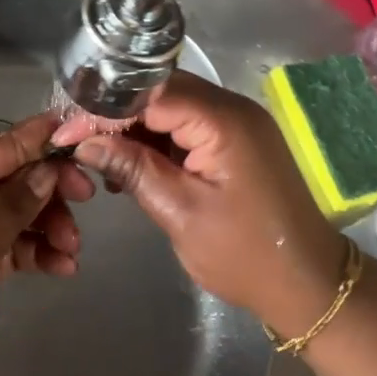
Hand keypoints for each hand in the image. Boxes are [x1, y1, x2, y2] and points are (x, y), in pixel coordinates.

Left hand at [0, 111, 95, 375]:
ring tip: (72, 251)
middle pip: (6, 179)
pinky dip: (32, 253)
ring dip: (45, 225)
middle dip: (47, 190)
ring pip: (10, 215)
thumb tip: (47, 170)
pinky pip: (5, 248)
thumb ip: (11, 203)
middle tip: (86, 202)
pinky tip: (61, 268)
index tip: (79, 133)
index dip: (36, 138)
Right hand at [50, 71, 344, 338]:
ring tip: (97, 155)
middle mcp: (230, 107)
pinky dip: (157, 141)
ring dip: (134, 128)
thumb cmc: (245, 254)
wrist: (308, 284)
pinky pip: (186, 125)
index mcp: (222, 120)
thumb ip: (133, 169)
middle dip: (115, 114)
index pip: (150, 92)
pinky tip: (130, 164)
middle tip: (76, 139)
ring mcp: (235, 122)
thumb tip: (85, 142)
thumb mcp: (180, 213)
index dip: (105, 108)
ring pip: (170, 107)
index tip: (68, 131)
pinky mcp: (235, 140)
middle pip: (159, 91)